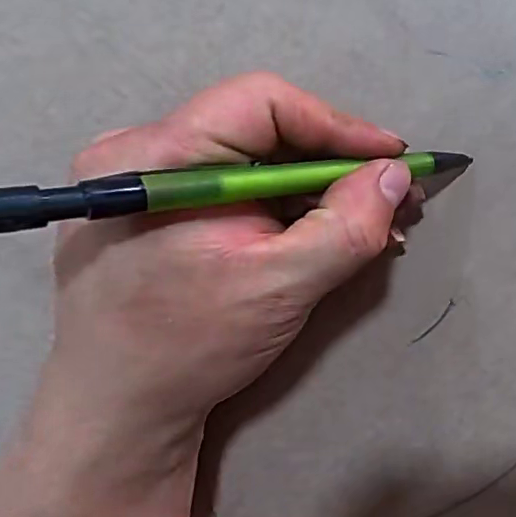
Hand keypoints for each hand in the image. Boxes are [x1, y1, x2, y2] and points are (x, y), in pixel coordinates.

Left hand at [27, 72, 413, 496]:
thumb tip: (396, 175)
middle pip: (263, 131)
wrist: (119, 413)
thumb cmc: (189, 348)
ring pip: (257, 161)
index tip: (393, 158)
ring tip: (374, 223)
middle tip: (394, 194)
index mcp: (155, 156)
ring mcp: (151, 182)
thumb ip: (347, 225)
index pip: (262, 103)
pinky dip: (290, 207)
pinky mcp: (163, 210)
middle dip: (337, 164)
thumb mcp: (281, 286)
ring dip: (320, 189)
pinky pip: (240, 189)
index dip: (337, 125)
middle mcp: (143, 152)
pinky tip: (329, 233)